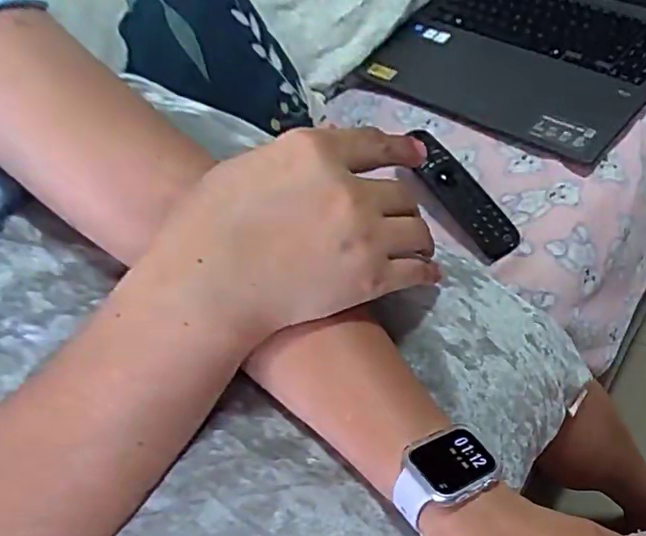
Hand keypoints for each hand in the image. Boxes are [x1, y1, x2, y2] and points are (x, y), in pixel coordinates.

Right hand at [141, 127, 437, 339]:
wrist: (218, 279)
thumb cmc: (215, 222)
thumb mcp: (254, 166)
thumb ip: (296, 162)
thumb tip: (324, 161)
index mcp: (315, 152)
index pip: (374, 145)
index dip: (403, 150)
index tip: (418, 155)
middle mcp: (349, 190)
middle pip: (402, 195)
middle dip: (405, 208)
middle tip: (402, 220)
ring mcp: (366, 235)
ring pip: (418, 232)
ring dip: (421, 239)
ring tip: (418, 248)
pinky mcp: (374, 278)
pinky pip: (418, 271)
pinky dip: (428, 272)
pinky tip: (430, 274)